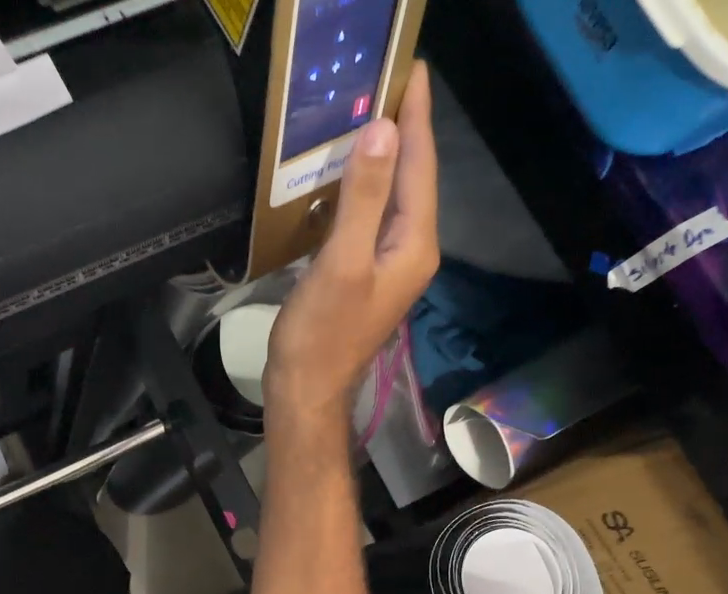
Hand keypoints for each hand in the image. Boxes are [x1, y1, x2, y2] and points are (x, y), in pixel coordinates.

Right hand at [265, 61, 438, 428]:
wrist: (306, 390)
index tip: (408, 69)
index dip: (415, 116)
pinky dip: (360, 190)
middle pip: (412, 178)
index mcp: (414, 243)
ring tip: (364, 118)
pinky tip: (342, 177)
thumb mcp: (342, 263)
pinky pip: (369, 218)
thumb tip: (382, 132)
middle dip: (403, 129)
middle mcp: (410, 249)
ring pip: (391, 197)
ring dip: (382, 158)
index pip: (420, 165)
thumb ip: (364, 199)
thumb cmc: (321, 333)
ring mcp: (388, 264)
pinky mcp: (364, 275)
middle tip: (383, 83)